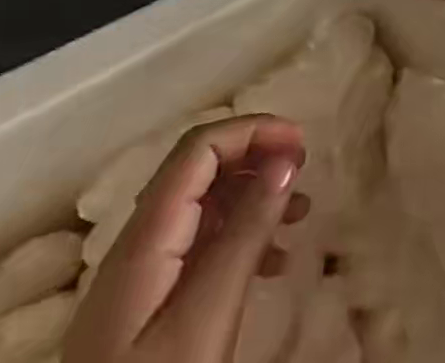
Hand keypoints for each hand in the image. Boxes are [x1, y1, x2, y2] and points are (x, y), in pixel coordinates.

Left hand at [64, 115, 309, 362]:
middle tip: (305, 170)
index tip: (304, 144)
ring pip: (204, 203)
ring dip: (255, 194)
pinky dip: (243, 233)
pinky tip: (274, 259)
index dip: (252, 130)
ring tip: (300, 214)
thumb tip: (285, 160)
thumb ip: (245, 233)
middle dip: (257, 156)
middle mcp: (139, 241)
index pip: (198, 149)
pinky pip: (202, 241)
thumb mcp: (209, 313)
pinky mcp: (152, 300)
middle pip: (199, 168)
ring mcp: (143, 272)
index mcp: (146, 236)